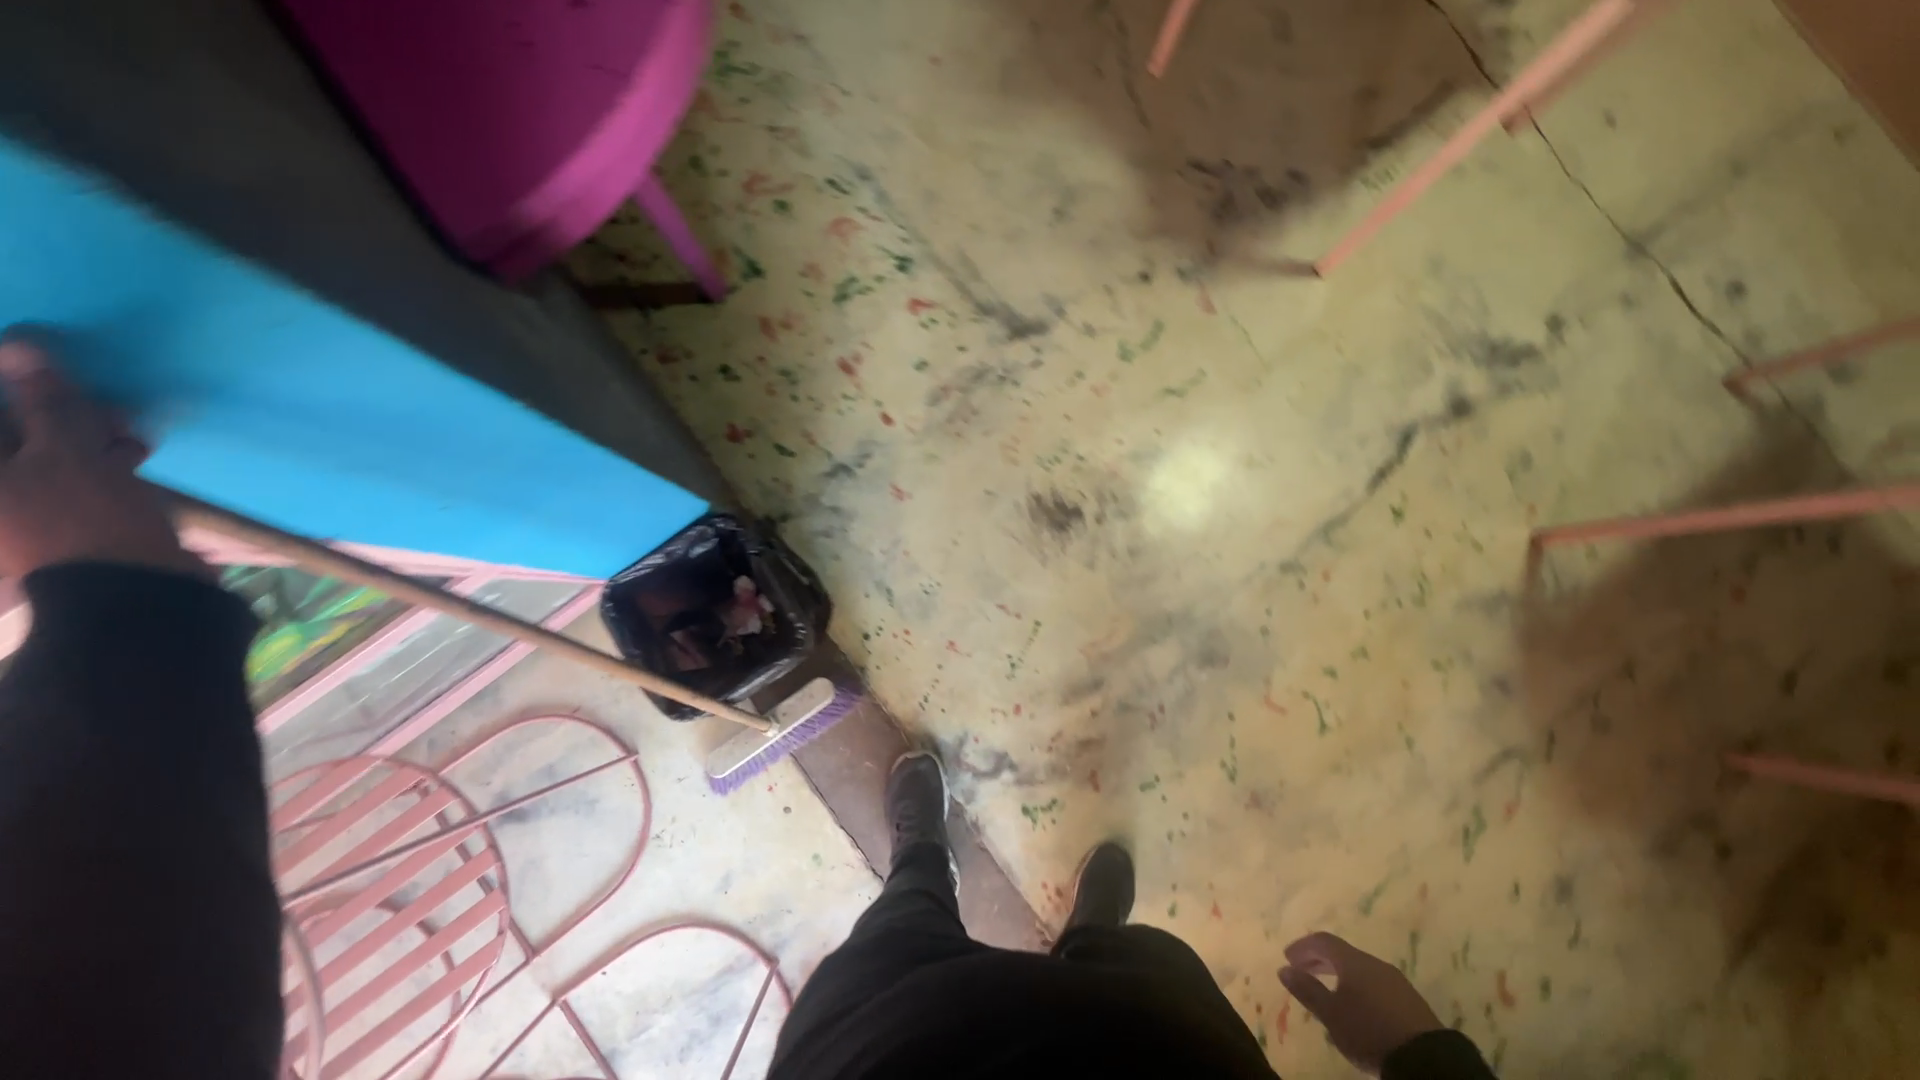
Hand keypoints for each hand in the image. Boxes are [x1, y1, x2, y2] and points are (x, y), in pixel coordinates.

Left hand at [0, 337, 207, 580]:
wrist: (131, 593)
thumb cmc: (84, 520)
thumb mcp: (70, 454)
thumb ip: (47, 403)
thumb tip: (22, 348)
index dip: (13, 386)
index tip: (40, 369)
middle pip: (11, 435)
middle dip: (52, 412)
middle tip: (99, 408)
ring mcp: (20, 512)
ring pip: (40, 453)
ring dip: (82, 435)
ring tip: (125, 430)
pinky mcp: (58, 523)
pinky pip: (66, 477)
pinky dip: (94, 461)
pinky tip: (130, 453)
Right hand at [1279, 931, 1444, 1075]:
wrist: (1425, 1059)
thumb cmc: (1368, 1031)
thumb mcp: (1331, 1014)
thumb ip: (1307, 990)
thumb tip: (1284, 969)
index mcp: (1354, 962)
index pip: (1324, 941)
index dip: (1303, 946)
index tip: (1288, 958)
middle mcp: (1375, 964)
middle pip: (1342, 953)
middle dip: (1319, 959)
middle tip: (1302, 970)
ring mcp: (1395, 981)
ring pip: (1360, 968)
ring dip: (1338, 973)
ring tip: (1326, 989)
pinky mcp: (1409, 1000)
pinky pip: (1375, 983)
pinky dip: (1357, 985)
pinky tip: (1355, 1004)